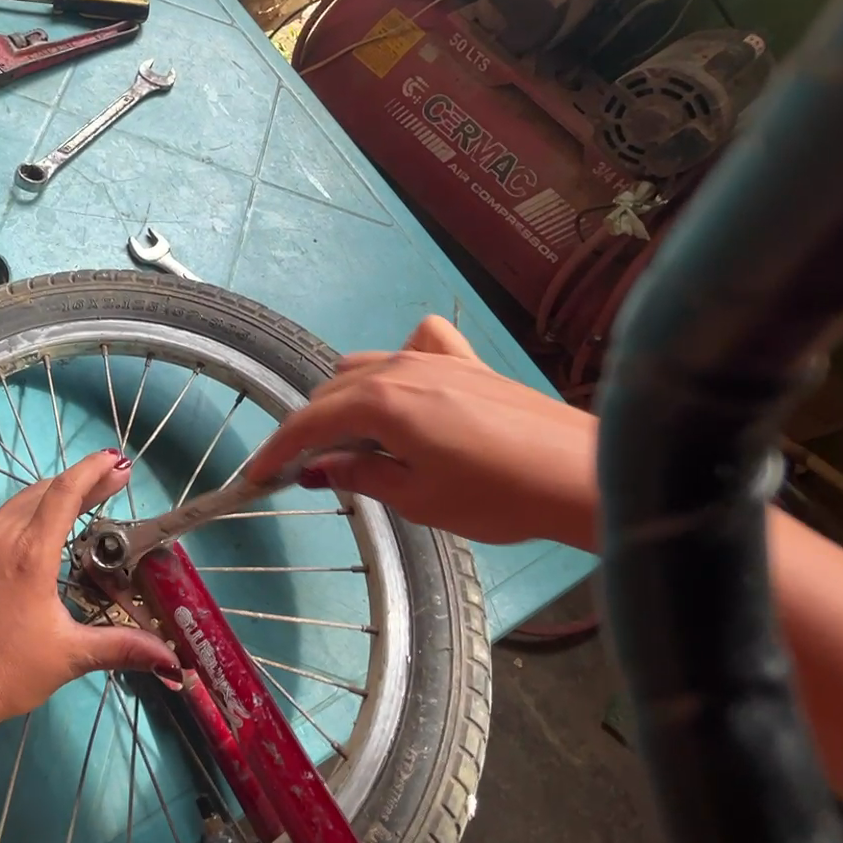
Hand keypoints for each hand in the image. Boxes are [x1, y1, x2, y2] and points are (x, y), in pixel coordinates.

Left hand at [0, 449, 178, 732]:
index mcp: (32, 555)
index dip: (93, 472)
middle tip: (112, 482)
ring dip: (47, 490)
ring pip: (14, 501)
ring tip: (76, 488)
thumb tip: (174, 662)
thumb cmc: (9, 673)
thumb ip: (122, 648)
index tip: (117, 462)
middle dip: (82, 483)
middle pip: (46, 493)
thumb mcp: (70, 656)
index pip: (66, 495)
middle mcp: (2, 537)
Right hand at [248, 316, 599, 547]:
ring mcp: (432, 357)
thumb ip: (359, 476)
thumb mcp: (417, 499)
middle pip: (330, 392)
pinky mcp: (465, 360)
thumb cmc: (497, 496)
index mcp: (379, 404)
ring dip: (347, 399)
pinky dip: (398, 361)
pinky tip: (411, 386)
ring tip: (358, 436)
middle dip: (312, 428)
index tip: (257, 476)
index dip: (279, 451)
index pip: (309, 423)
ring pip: (363, 366)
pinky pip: (415, 343)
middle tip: (313, 467)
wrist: (584, 475)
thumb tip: (318, 468)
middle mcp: (396, 368)